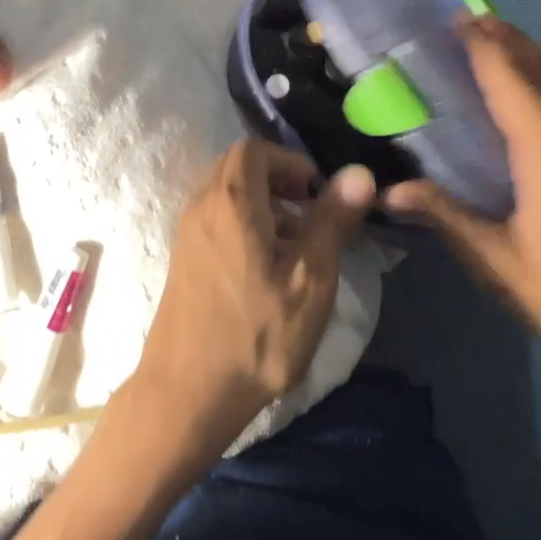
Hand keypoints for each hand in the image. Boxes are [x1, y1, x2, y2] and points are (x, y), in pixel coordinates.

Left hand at [134, 140, 375, 437]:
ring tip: (294, 248)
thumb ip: (331, 220)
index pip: (254, 149)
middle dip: (277, 181)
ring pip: (225, 194)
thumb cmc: (257, 334)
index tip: (317, 194)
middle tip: (309, 216)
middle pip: (237, 167)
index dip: (290, 161)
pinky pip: (214, 220)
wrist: (188, 391)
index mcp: (231, 200)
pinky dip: (242, 226)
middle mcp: (201, 206)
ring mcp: (186, 233)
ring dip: (261, 206)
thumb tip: (358, 173)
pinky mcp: (182, 259)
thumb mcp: (309, 279)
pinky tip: (265, 271)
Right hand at [383, 17, 540, 366]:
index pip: (517, 88)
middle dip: (513, 40)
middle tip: (473, 20)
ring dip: (536, 57)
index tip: (460, 20)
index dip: (488, 51)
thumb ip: (445, 217)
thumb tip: (389, 192)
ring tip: (500, 44)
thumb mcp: (498, 263)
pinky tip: (537, 94)